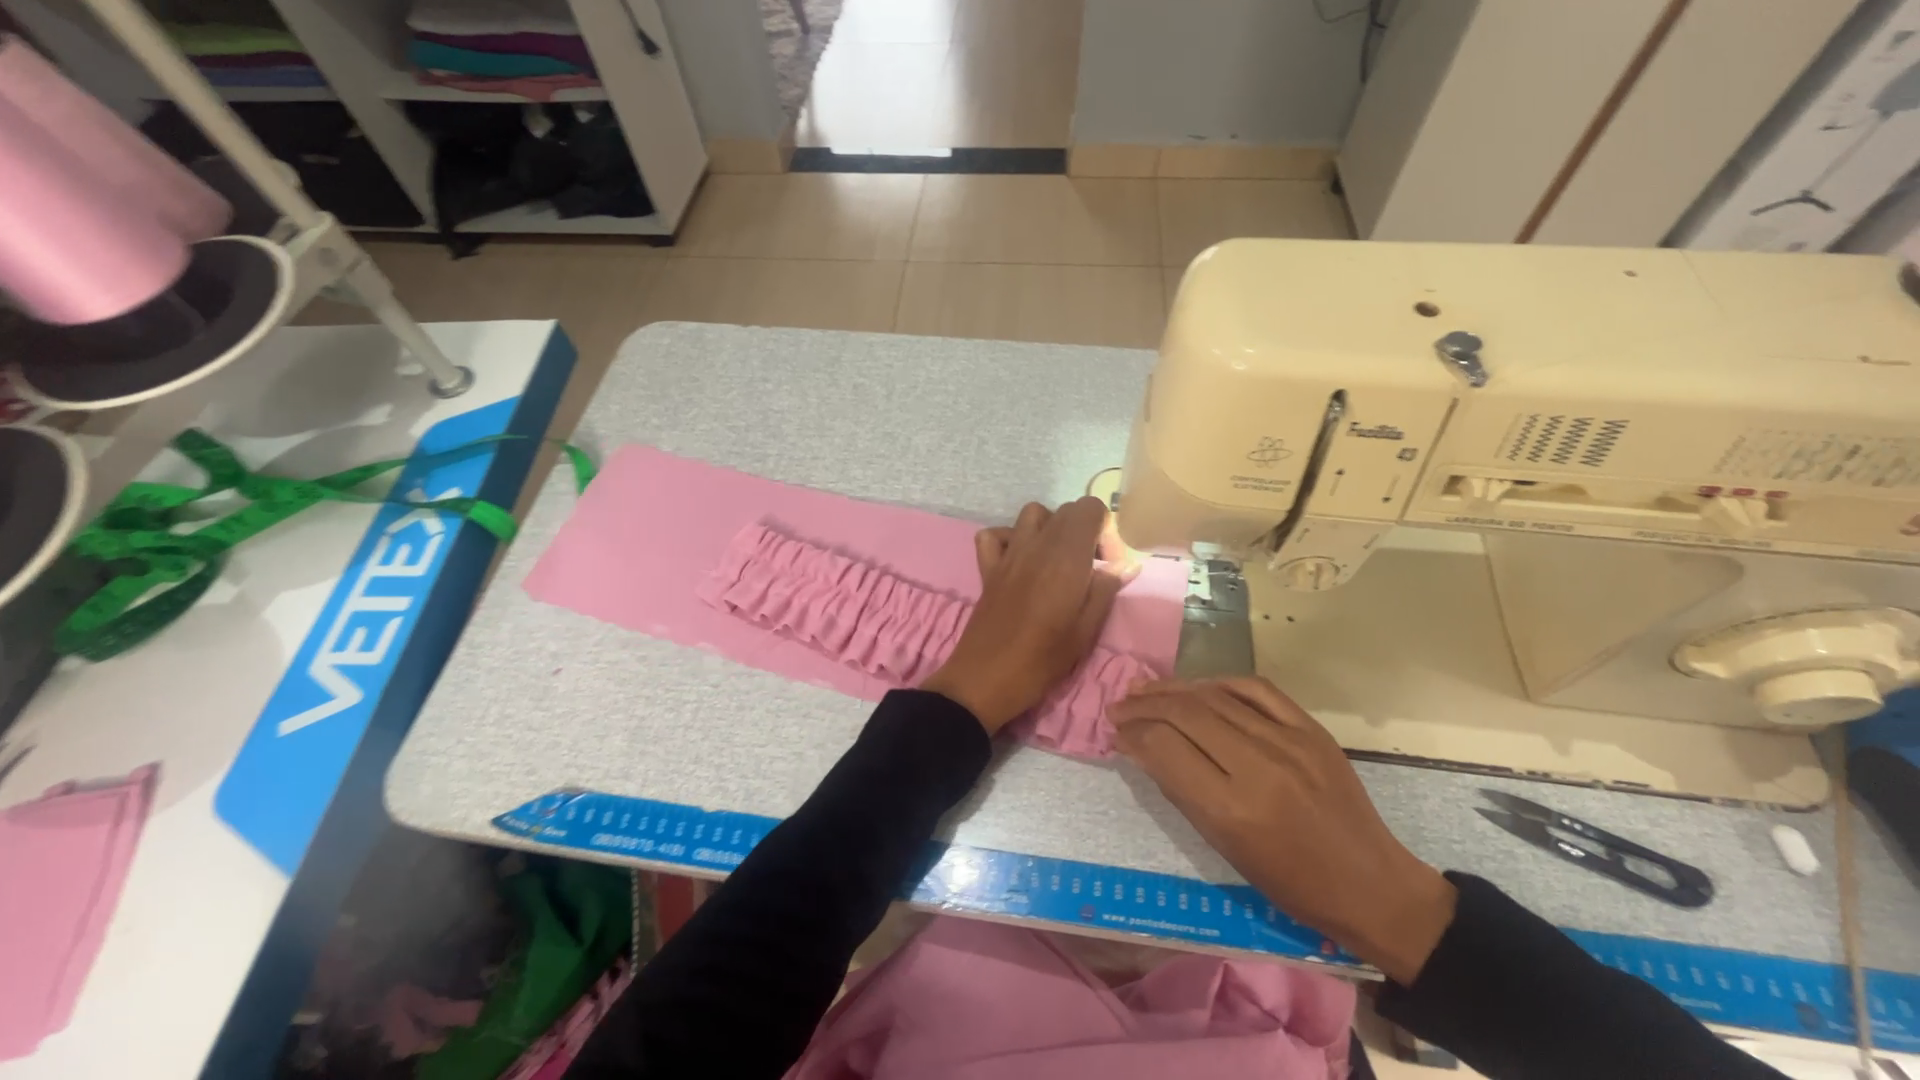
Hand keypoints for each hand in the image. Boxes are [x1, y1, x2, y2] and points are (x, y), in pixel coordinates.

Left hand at [920, 497, 1137, 733]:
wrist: (985, 679)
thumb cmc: (1042, 660)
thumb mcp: (1086, 632)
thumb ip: (1105, 591)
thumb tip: (1124, 565)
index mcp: (1066, 558)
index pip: (1089, 508)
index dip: (1104, 529)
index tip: (1107, 563)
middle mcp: (1037, 546)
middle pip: (1066, 511)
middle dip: (1084, 530)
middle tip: (1089, 568)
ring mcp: (1008, 554)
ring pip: (1033, 514)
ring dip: (1050, 527)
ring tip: (1058, 560)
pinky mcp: (987, 568)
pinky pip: (995, 535)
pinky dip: (1009, 538)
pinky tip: (1020, 561)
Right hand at [1109, 677, 1456, 984]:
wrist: (1367, 884)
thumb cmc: (1287, 882)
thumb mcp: (1222, 845)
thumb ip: (1179, 789)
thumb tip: (1139, 746)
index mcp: (1232, 808)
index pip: (1166, 747)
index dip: (1133, 733)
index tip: (1115, 732)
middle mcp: (1260, 765)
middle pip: (1187, 714)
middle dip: (1145, 706)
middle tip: (1118, 707)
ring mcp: (1290, 741)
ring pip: (1216, 696)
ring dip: (1173, 689)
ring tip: (1145, 690)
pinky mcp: (1311, 729)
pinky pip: (1256, 689)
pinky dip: (1219, 683)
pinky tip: (1197, 687)